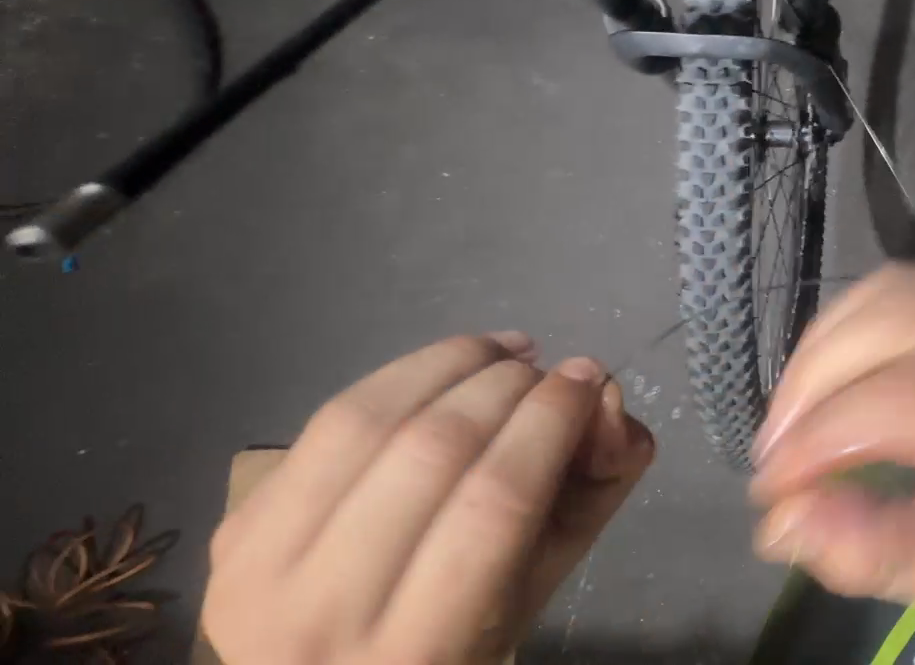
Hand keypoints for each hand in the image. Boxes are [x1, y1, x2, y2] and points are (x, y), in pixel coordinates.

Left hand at [202, 334, 654, 664]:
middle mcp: (321, 618)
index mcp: (419, 651)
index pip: (495, 503)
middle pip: (432, 452)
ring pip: (370, 421)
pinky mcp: (236, 525)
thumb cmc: (462, 636)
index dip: (551, 421)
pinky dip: (406, 372)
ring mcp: (259, 570)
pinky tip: (453, 362)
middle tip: (553, 372)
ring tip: (509, 352)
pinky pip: (332, 419)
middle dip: (511, 386)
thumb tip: (605, 397)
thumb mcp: (545, 580)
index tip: (591, 378)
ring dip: (455, 363)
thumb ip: (594, 489)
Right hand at [749, 265, 914, 615]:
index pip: (886, 409)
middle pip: (866, 346)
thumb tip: (784, 522)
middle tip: (772, 459)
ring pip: (861, 314)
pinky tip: (821, 380)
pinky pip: (868, 295)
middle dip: (799, 403)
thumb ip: (877, 556)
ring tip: (790, 425)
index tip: (770, 490)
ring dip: (807, 368)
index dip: (813, 446)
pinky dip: (830, 335)